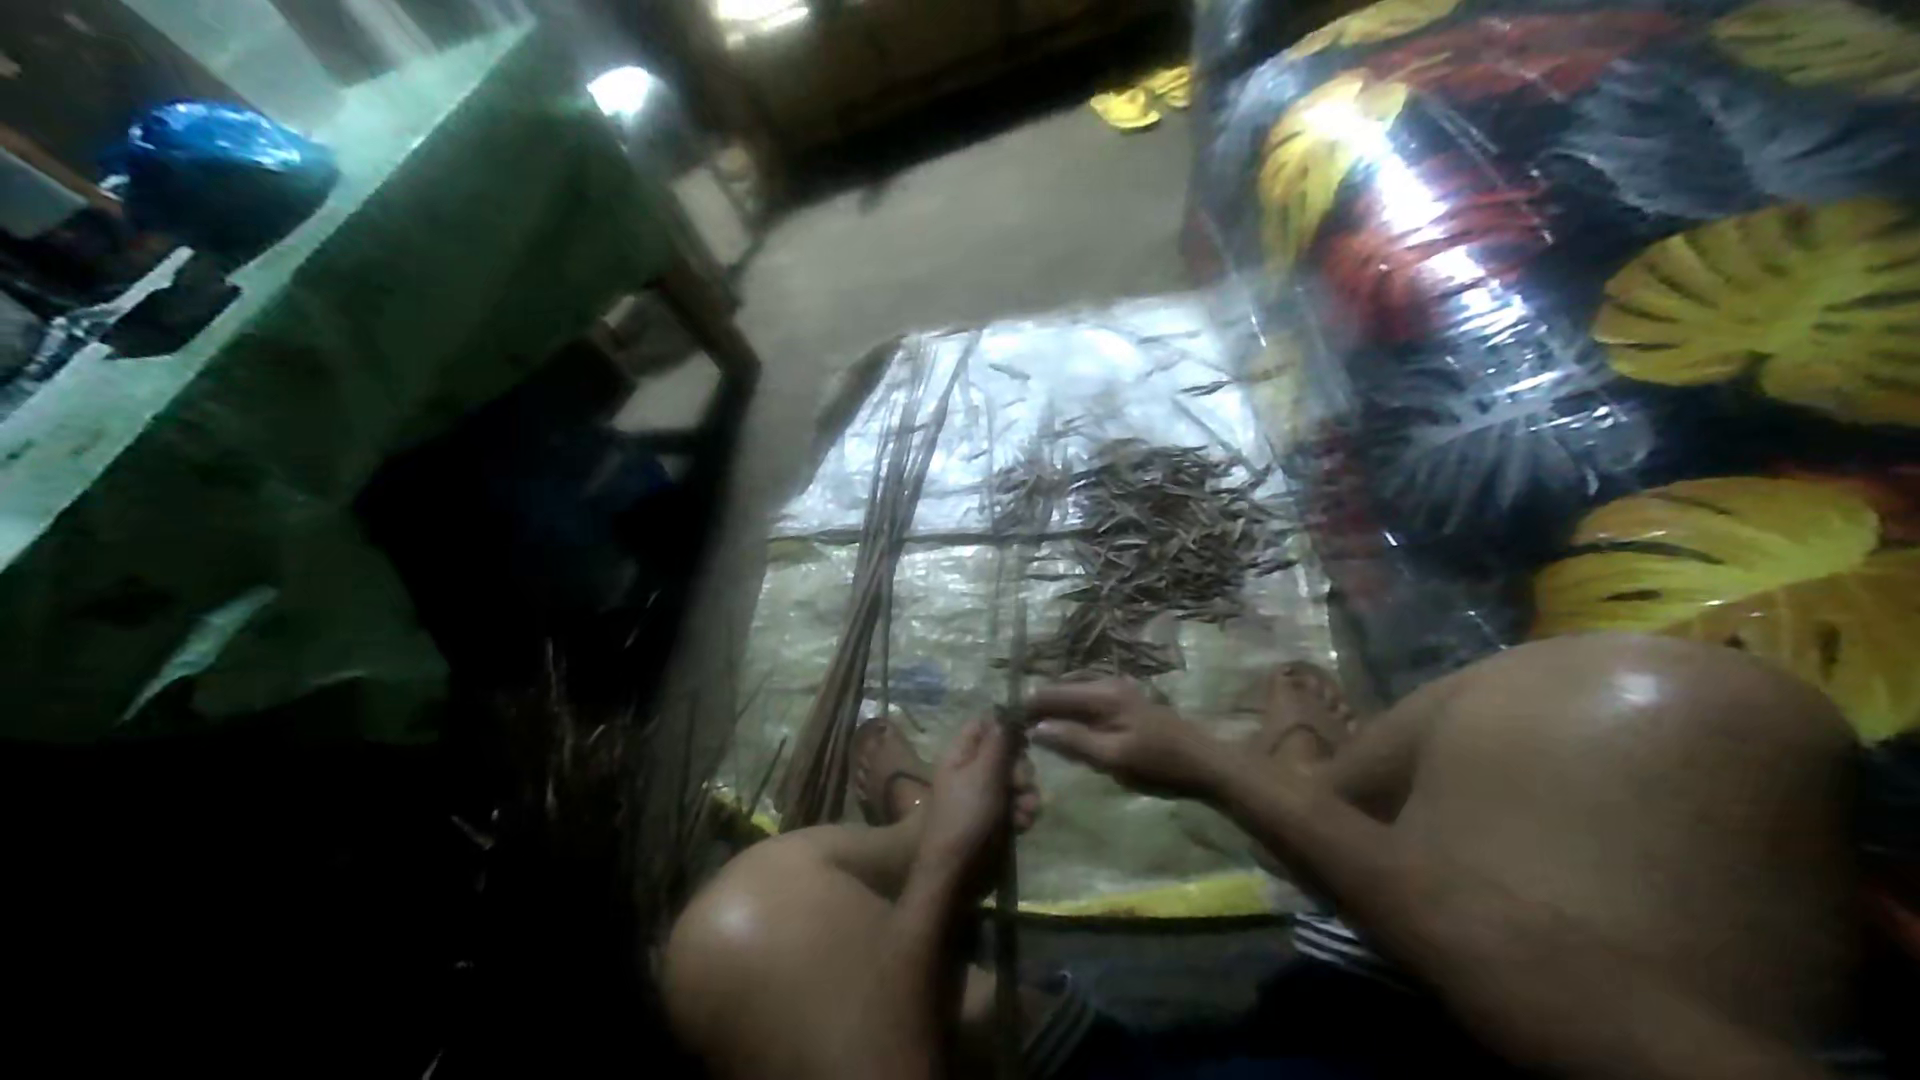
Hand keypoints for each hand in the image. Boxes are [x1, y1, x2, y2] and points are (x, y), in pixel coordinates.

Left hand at [913, 717, 1034, 890]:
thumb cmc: (966, 816)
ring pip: (1017, 781)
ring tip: (1023, 812)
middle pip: (1007, 753)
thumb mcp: (984, 773)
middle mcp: (971, 770)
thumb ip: (999, 741)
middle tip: (1020, 784)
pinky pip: (1017, 805)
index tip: (1024, 738)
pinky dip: (1022, 813)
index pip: (985, 724)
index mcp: (960, 753)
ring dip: (1025, 795)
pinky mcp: (996, 818)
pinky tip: (1021, 825)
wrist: (958, 874)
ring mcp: (984, 795)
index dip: (1005, 728)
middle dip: (1020, 769)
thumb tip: (1006, 709)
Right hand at [1024, 678, 1228, 799]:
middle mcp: (1107, 683)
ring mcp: (1119, 690)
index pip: (1052, 692)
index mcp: (1103, 693)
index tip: (1006, 722)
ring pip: (1074, 694)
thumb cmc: (1160, 763)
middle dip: (1039, 706)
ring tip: (1036, 730)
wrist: (1207, 762)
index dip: (1028, 706)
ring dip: (1054, 709)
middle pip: (1061, 689)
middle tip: (1017, 729)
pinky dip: (1071, 711)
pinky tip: (1066, 729)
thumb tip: (1035, 729)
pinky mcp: (1126, 702)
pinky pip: (1087, 700)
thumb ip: (1074, 741)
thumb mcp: (1113, 757)